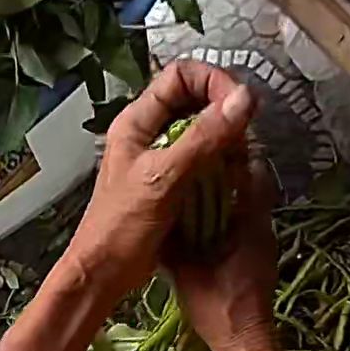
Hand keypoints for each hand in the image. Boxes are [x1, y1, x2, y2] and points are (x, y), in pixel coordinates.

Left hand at [67, 60, 257, 295]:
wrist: (103, 274)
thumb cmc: (122, 226)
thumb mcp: (162, 178)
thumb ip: (202, 139)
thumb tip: (245, 100)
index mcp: (137, 121)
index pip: (181, 76)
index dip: (213, 82)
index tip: (240, 106)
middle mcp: (149, 135)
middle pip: (195, 104)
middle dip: (224, 115)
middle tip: (246, 137)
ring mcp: (160, 163)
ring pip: (201, 137)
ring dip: (225, 144)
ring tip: (240, 162)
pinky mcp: (170, 189)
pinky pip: (201, 167)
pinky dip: (219, 169)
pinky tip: (231, 182)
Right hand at [166, 157, 280, 350]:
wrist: (245, 344)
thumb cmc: (219, 309)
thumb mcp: (186, 273)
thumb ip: (175, 243)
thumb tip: (158, 217)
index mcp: (249, 223)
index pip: (250, 171)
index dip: (231, 152)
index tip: (206, 144)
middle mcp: (261, 227)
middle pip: (248, 185)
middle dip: (225, 171)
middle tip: (195, 164)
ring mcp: (262, 245)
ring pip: (246, 207)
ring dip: (225, 196)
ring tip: (193, 192)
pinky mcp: (258, 260)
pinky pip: (244, 227)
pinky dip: (227, 219)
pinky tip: (203, 226)